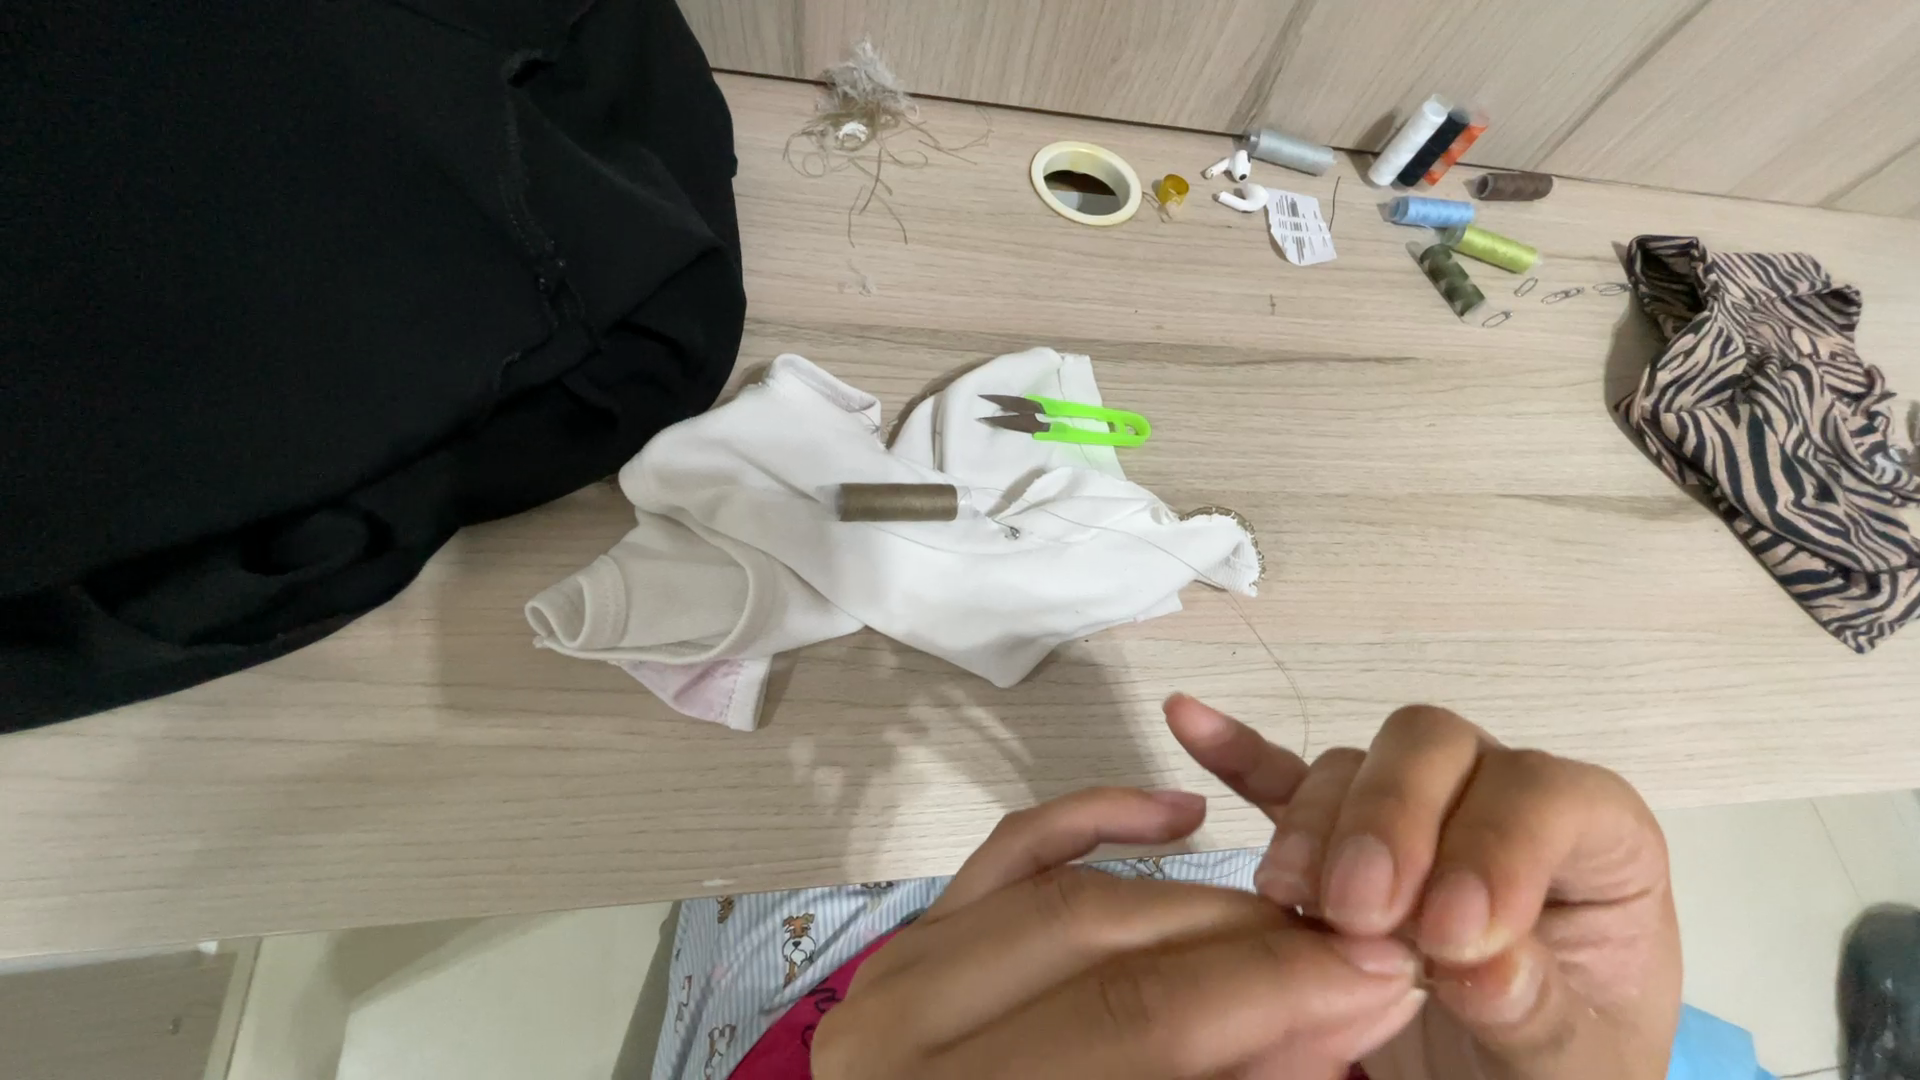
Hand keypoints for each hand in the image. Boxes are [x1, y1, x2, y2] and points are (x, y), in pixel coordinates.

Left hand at [812, 786, 1427, 1078]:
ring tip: (1277, 910)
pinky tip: (1175, 810)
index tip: (1373, 966)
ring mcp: (902, 963)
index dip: (1271, 987)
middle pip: (1106, 946)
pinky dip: (1092, 817)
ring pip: (1065, 892)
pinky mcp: (916, 930)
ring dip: (1185, 892)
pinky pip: (1010, 850)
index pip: (1146, 1020)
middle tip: (1340, 938)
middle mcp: (912, 1027)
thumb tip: (1339, 1012)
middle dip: (1243, 939)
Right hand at [1165, 696, 1681, 1079]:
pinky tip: (1186, 720)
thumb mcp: (1576, 1067)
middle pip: (1430, 747)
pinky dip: (1233, 754)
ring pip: (1346, 767)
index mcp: (1588, 841)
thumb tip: (1475, 962)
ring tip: (1289, 899)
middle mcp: (1487, 795)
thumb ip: (1539, 1015)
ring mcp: (1398, 802)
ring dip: (1312, 823)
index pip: (1546, 796)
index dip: (1499, 846)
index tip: (1452, 937)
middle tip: (1356, 912)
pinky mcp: (1327, 827)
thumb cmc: (1553, 1066)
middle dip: (1387, 819)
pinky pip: (1275, 777)